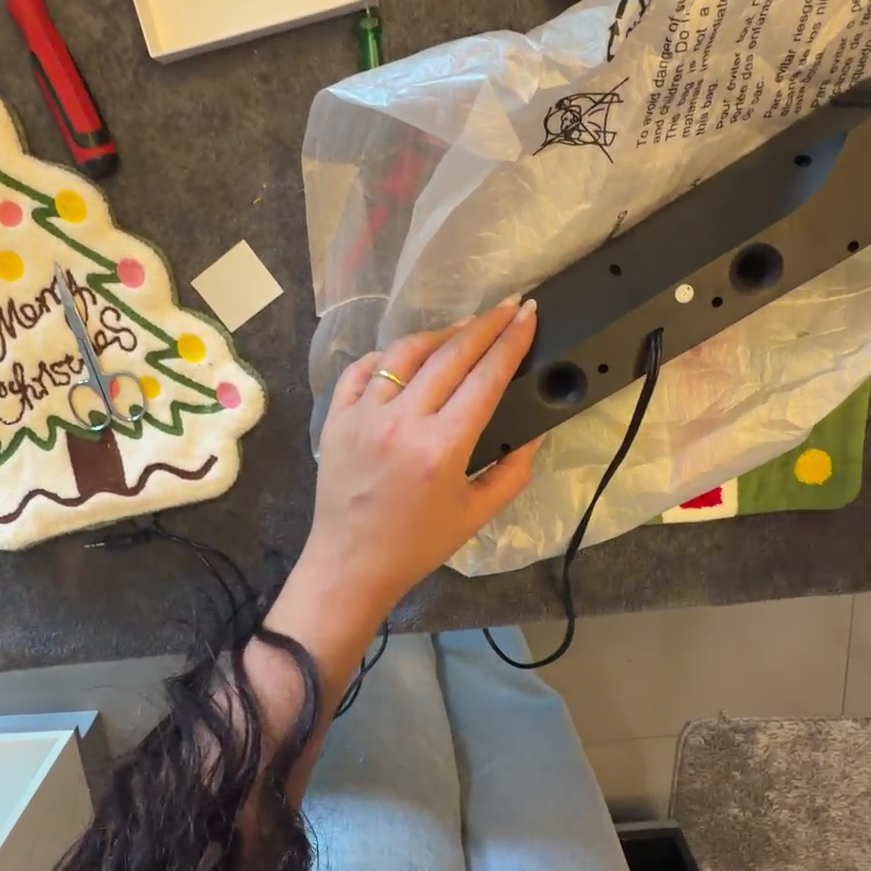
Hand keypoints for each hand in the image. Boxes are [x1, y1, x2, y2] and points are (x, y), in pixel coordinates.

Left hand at [290, 296, 540, 615]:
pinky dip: (387, 356)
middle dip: (486, 324)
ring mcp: (363, 415)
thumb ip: (513, 471)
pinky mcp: (336, 417)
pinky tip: (406, 356)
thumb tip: (534, 433)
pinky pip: (363, 369)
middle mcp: (402, 421)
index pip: (485, 377)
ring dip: (439, 334)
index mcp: (442, 447)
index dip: (512, 340)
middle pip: (450, 353)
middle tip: (507, 306)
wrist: (350, 564)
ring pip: (405, 352)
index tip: (528, 314)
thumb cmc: (416, 545)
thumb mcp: (477, 515)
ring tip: (463, 331)